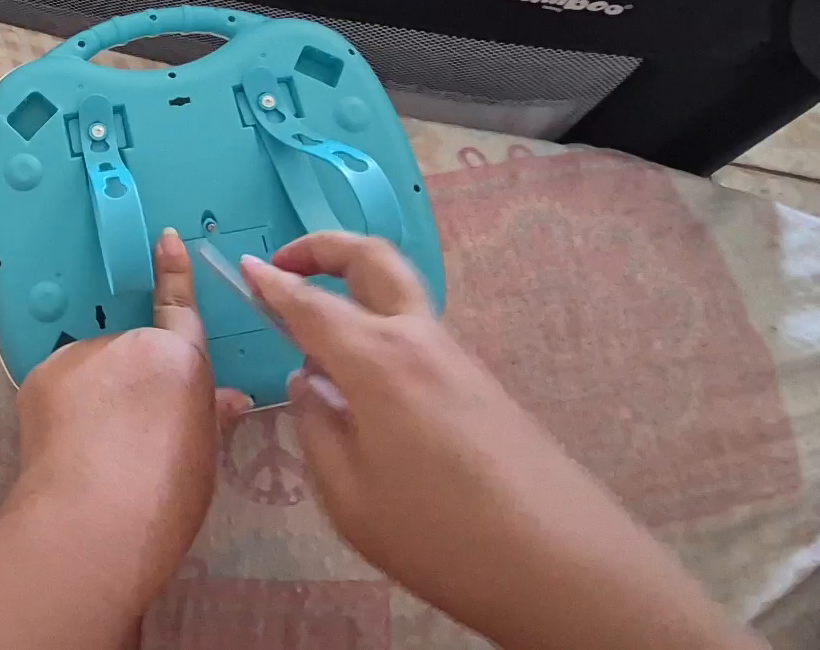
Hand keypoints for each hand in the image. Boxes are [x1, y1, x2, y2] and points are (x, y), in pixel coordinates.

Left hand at [10, 229, 250, 601]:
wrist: (90, 522)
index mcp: (178, 358)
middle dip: (133, 380)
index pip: (178, 305)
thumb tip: (232, 398)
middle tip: (131, 433)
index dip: (175, 271)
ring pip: (94, 367)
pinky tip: (68, 444)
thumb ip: (212, 415)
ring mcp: (81, 353)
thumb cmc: (165, 497)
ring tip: (95, 447)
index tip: (167, 239)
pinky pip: (62, 382)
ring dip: (97, 393)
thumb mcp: (204, 457)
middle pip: (133, 352)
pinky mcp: (42, 372)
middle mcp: (129, 343)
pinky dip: (67, 405)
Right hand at [241, 232, 762, 649]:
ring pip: (397, 291)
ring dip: (351, 286)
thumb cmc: (443, 536)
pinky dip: (376, 324)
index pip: (309, 303)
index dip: (272, 283)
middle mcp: (416, 340)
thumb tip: (308, 385)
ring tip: (316, 332)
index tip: (245, 267)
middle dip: (323, 246)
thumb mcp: (348, 497)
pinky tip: (363, 381)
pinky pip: (414, 330)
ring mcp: (455, 357)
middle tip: (287, 262)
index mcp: (376, 360)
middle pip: (372, 258)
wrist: (573, 573)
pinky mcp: (478, 382)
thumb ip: (315, 428)